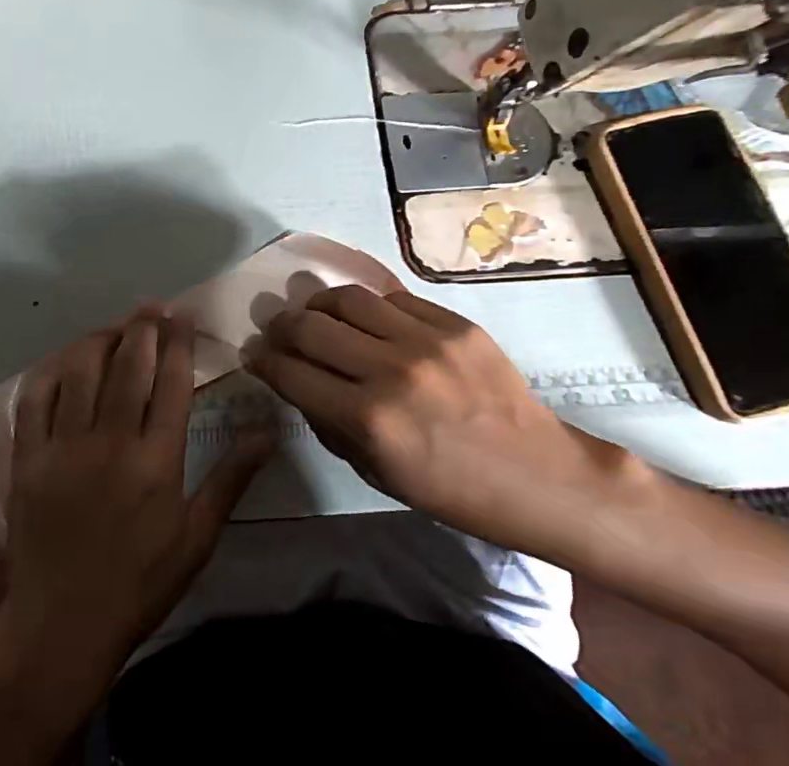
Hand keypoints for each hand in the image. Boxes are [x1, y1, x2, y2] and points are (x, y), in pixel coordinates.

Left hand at [2, 307, 270, 667]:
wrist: (62, 626)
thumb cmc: (141, 582)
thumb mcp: (198, 536)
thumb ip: (231, 477)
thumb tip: (268, 431)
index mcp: (156, 461)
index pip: (171, 382)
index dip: (178, 342)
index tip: (183, 315)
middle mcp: (109, 444)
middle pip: (127, 366)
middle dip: (143, 328)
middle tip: (153, 306)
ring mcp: (62, 449)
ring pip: (80, 372)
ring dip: (100, 339)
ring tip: (118, 325)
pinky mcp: (27, 460)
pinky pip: (35, 399)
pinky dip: (51, 369)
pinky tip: (67, 359)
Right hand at [242, 286, 632, 557]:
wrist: (533, 472)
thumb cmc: (449, 490)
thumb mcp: (376, 473)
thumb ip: (330, 424)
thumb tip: (297, 382)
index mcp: (368, 419)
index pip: (292, 374)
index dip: (264, 362)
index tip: (255, 356)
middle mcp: (391, 370)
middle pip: (311, 326)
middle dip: (281, 327)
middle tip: (277, 330)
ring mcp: (427, 340)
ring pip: (351, 299)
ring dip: (321, 305)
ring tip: (316, 314)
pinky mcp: (456, 323)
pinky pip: (396, 299)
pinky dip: (371, 307)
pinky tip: (369, 320)